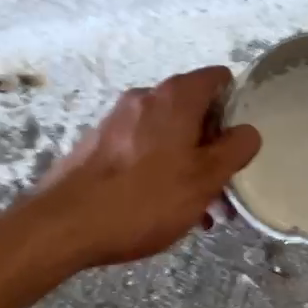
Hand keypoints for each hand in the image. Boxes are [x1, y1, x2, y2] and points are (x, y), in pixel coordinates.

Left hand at [33, 67, 262, 270]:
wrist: (60, 229)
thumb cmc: (144, 198)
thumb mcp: (205, 178)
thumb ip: (236, 149)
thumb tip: (248, 131)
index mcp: (176, 96)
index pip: (219, 78)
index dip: (236, 103)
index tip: (240, 138)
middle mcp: (146, 98)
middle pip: (193, 109)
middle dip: (212, 144)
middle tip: (222, 183)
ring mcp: (117, 121)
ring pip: (167, 134)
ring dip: (186, 162)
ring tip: (196, 210)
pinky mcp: (95, 146)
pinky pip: (140, 149)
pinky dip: (157, 169)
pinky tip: (159, 209)